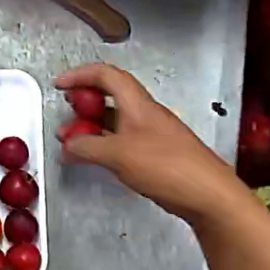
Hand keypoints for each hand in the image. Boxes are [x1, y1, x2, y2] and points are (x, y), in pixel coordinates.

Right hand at [55, 63, 248, 223]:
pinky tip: (95, 157)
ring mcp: (152, 134)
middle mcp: (146, 114)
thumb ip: (87, 147)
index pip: (106, 75)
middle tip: (67, 111)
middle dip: (84, 100)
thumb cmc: (167, 167)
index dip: (80, 75)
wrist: (208, 195)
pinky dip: (104, 143)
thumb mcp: (117, 155)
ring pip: (116, 119)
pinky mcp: (156, 154)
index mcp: (138, 104)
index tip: (61, 85)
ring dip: (92, 125)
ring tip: (73, 139)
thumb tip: (69, 145)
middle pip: (111, 95)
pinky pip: (123, 139)